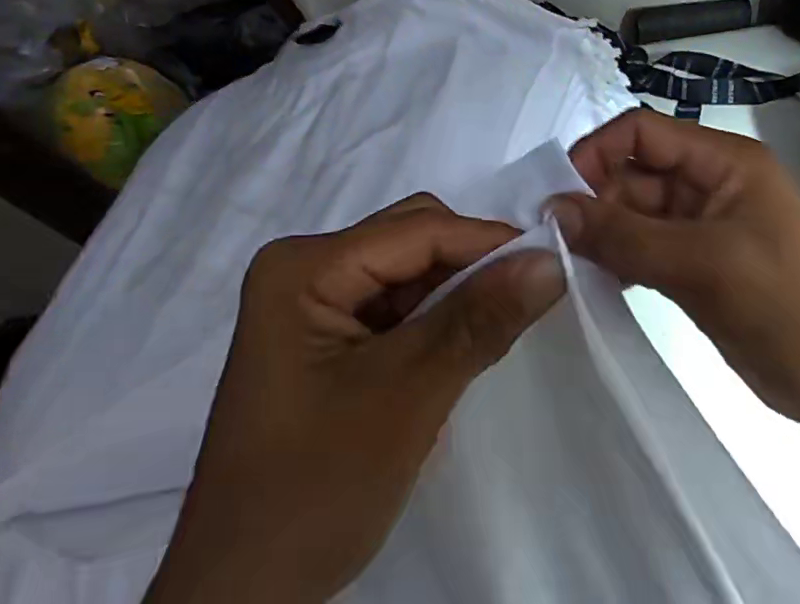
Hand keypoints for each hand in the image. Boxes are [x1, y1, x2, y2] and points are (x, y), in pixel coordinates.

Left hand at [144, 194, 566, 603]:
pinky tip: (453, 354)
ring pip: (400, 275)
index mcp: (302, 266)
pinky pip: (385, 309)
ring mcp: (305, 304)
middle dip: (467, 267)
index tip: (555, 263)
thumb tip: (547, 261)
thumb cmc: (315, 484)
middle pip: (403, 242)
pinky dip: (426, 324)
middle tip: (531, 303)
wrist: (244, 580)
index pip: (412, 231)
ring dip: (450, 298)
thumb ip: (475, 323)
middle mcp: (299, 268)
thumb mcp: (404, 398)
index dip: (485, 241)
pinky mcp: (318, 338)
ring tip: (496, 334)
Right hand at [554, 108, 799, 429]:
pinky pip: (639, 245)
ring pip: (630, 212)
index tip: (560, 196)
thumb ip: (620, 235)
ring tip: (571, 261)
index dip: (596, 154)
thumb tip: (550, 209)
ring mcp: (702, 225)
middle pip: (630, 172)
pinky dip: (614, 256)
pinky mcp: (694, 263)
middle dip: (593, 200)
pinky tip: (595, 277)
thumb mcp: (701, 265)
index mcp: (724, 161)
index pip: (641, 132)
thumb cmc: (790, 310)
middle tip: (558, 239)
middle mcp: (709, 183)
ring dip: (600, 232)